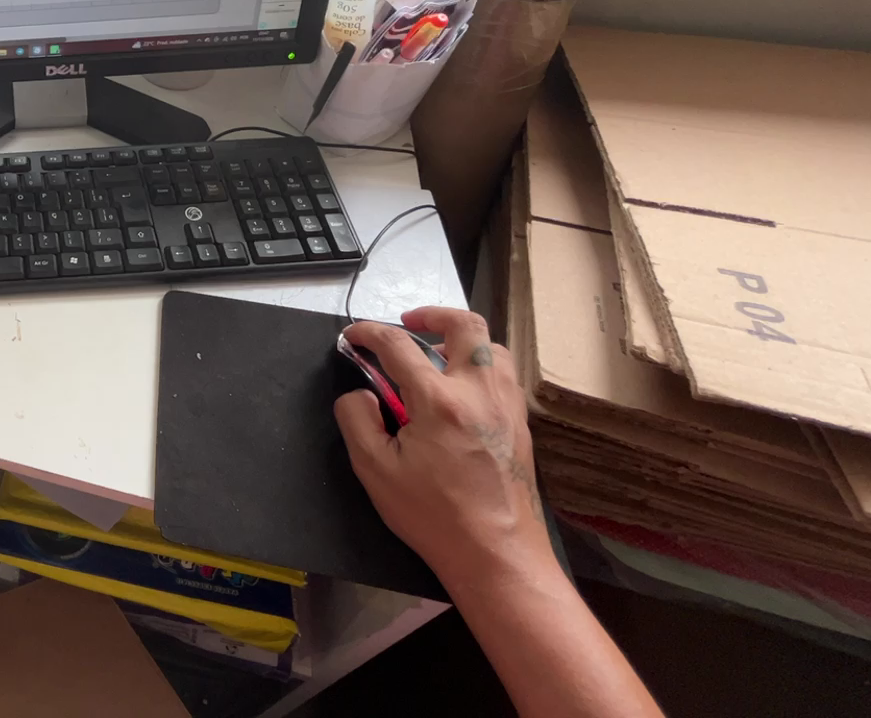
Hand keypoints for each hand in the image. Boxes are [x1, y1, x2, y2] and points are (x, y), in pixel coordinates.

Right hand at [333, 307, 553, 590]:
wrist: (497, 556)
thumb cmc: (431, 514)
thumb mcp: (373, 467)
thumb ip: (356, 418)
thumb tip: (362, 392)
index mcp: (439, 402)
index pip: (397, 345)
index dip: (367, 333)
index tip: (351, 337)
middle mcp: (479, 394)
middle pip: (466, 326)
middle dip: (430, 314)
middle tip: (405, 324)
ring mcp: (507, 408)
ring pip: (492, 347)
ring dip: (459, 339)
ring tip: (432, 354)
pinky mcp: (520, 426)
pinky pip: (503, 375)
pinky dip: (477, 364)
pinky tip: (456, 387)